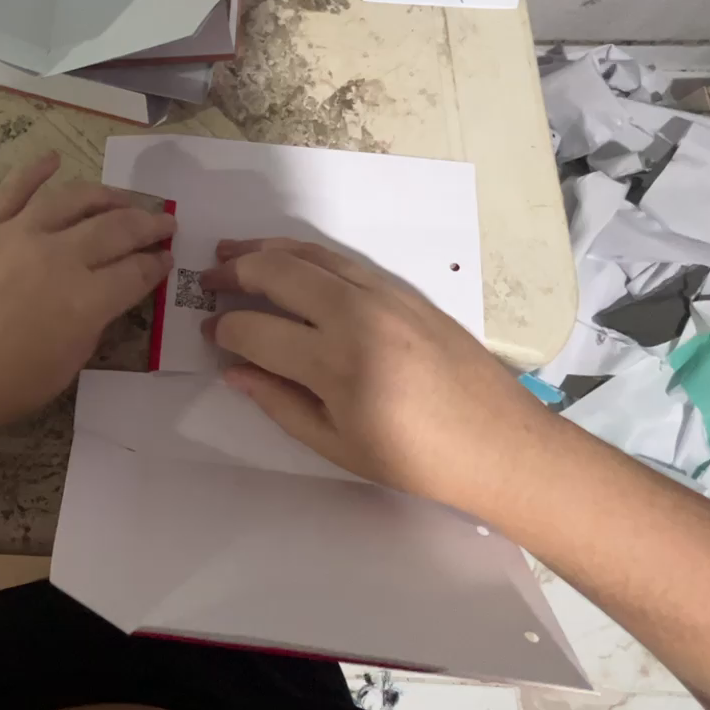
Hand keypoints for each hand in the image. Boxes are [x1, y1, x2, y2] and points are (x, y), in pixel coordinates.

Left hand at [0, 153, 174, 457]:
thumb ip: (92, 325)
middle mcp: (60, 256)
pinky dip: (36, 170)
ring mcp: (19, 233)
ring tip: (123, 199)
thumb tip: (105, 296)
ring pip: (74, 199)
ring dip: (107, 195)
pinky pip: (14, 189)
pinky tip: (54, 159)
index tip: (167, 260)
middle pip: (117, 228)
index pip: (137, 272)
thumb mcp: (64, 368)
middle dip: (149, 224)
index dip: (158, 265)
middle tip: (164, 222)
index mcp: (86, 300)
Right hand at [201, 238, 557, 510]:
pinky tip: (285, 259)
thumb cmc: (414, 460)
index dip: (223, 330)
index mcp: (336, 364)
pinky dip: (303, 254)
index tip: (208, 334)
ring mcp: (383, 295)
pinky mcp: (403, 289)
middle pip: (276, 273)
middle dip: (232, 273)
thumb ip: (278, 402)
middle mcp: (356, 316)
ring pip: (308, 253)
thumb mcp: (336, 445)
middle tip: (206, 281)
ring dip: (262, 249)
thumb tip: (232, 369)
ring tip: (230, 251)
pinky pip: (340, 258)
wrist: (503, 445)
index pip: (255, 330)